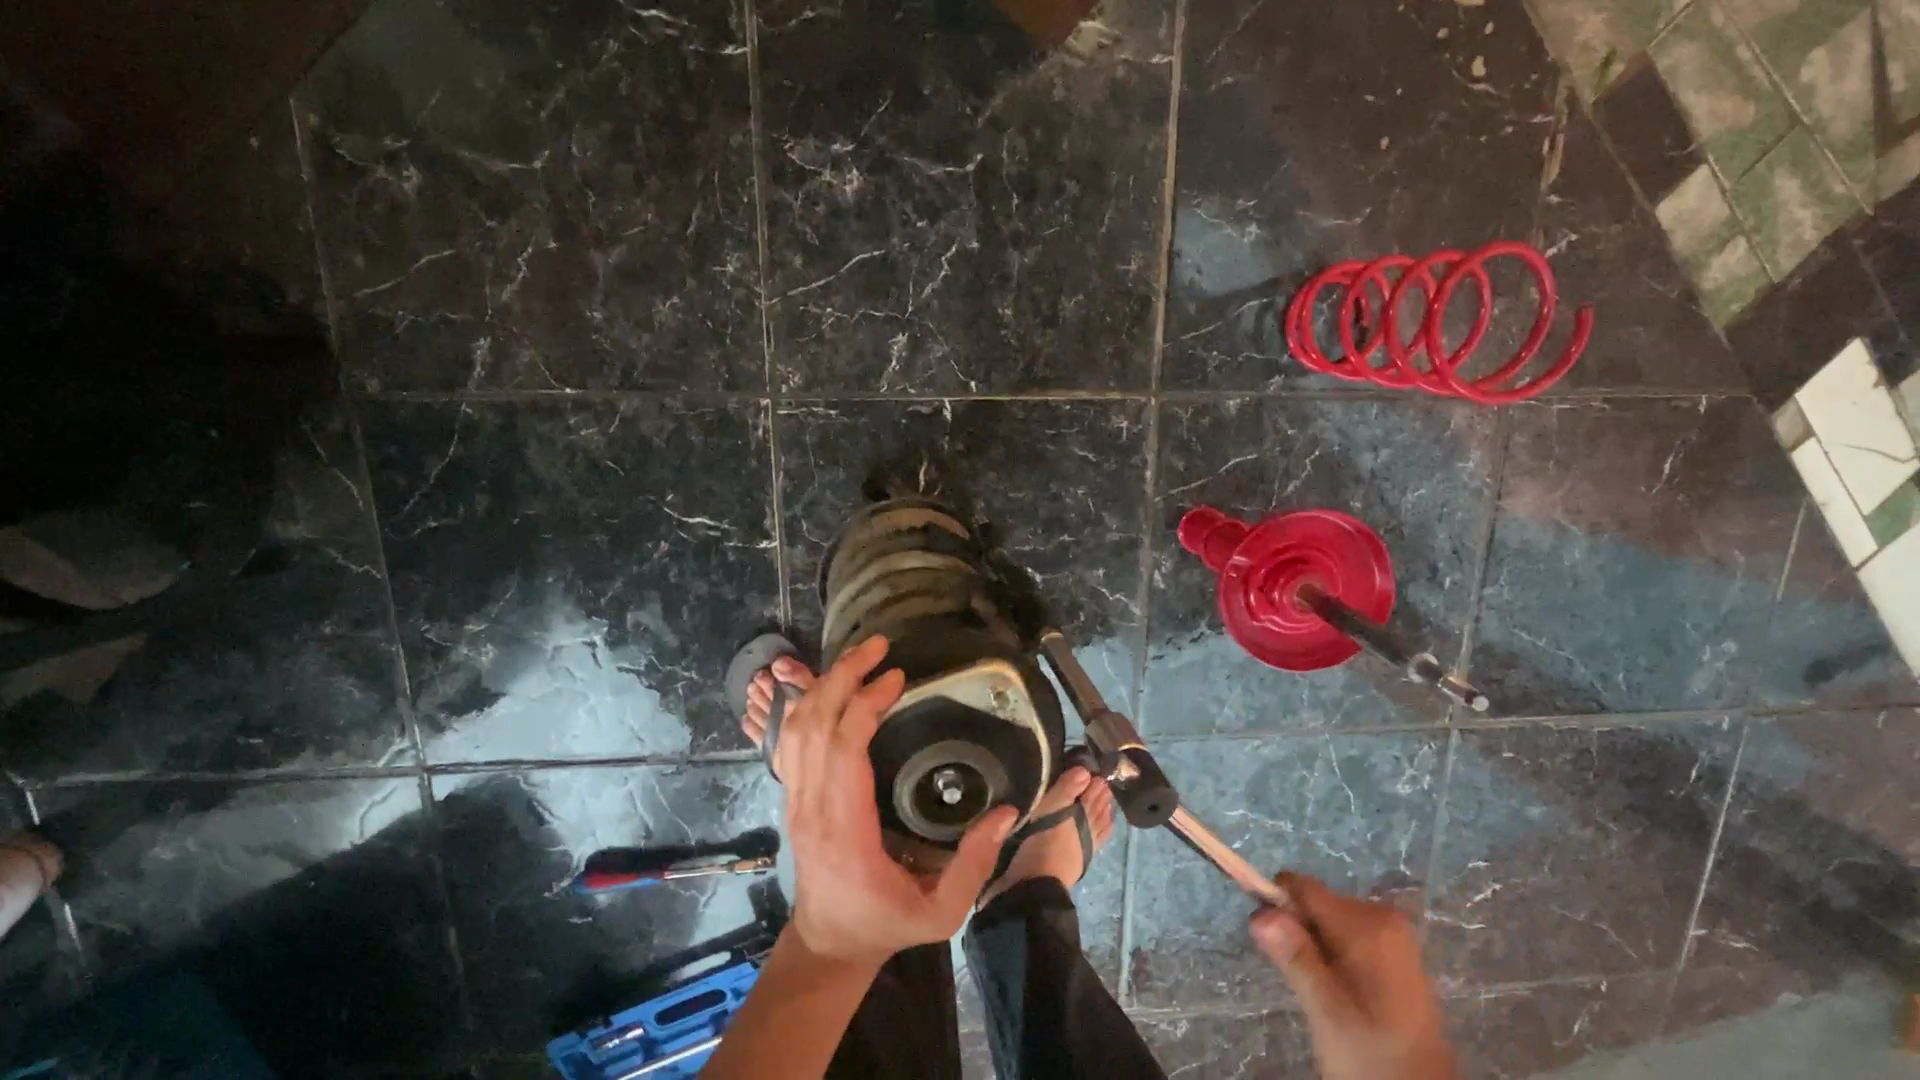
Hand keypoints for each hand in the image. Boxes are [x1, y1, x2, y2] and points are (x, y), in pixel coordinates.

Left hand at [776, 635, 1017, 966]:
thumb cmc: (885, 924)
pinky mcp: (793, 796)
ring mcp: (796, 800)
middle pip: (814, 725)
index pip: (843, 749)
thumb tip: (1007, 813)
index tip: (896, 678)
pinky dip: (807, 704)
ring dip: (822, 684)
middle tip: (877, 646)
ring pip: (795, 728)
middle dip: (842, 676)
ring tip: (857, 656)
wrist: (829, 943)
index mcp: (845, 828)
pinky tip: (829, 685)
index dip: (865, 704)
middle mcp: (812, 806)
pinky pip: (790, 740)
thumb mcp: (941, 912)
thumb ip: (975, 866)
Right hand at [1249, 873, 1455, 1079]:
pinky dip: (1334, 957)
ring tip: (1328, 995)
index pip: (1300, 887)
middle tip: (1308, 986)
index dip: (1278, 911)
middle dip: (1299, 936)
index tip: (1276, 952)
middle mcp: (1381, 914)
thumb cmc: (1373, 1057)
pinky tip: (1345, 993)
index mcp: (1366, 923)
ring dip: (1315, 949)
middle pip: (1313, 903)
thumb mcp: (1327, 1013)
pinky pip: (1345, 934)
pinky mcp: (1394, 948)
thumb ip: (1296, 959)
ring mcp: (1391, 931)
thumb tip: (1259, 913)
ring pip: (1326, 920)